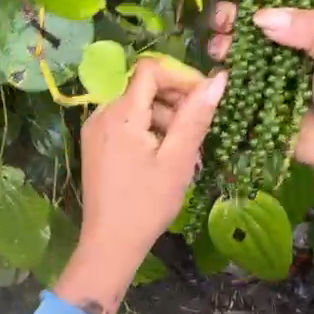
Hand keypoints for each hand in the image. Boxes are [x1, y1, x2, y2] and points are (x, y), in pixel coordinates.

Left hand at [53, 57, 227, 313]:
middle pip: (144, 88)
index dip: (180, 78)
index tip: (203, 101)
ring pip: (138, 107)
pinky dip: (150, 133)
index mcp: (119, 114)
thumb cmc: (146, 204)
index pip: (150, 70)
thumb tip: (218, 79)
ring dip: (166, 122)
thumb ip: (195, 116)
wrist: (110, 243)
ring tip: (185, 155)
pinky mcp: (96, 145)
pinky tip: (165, 160)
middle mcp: (101, 114)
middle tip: (198, 136)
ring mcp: (95, 130)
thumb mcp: (178, 160)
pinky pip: (127, 125)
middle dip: (175, 104)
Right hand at [207, 3, 313, 167]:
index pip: (277, 6)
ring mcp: (264, 77)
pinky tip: (215, 75)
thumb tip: (263, 17)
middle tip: (222, 22)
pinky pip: (230, 88)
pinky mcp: (251, 103)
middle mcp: (281, 50)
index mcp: (306, 31)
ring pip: (235, 55)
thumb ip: (311, 30)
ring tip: (220, 50)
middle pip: (248, 28)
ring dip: (222, 48)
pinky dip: (219, 80)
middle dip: (230, 21)